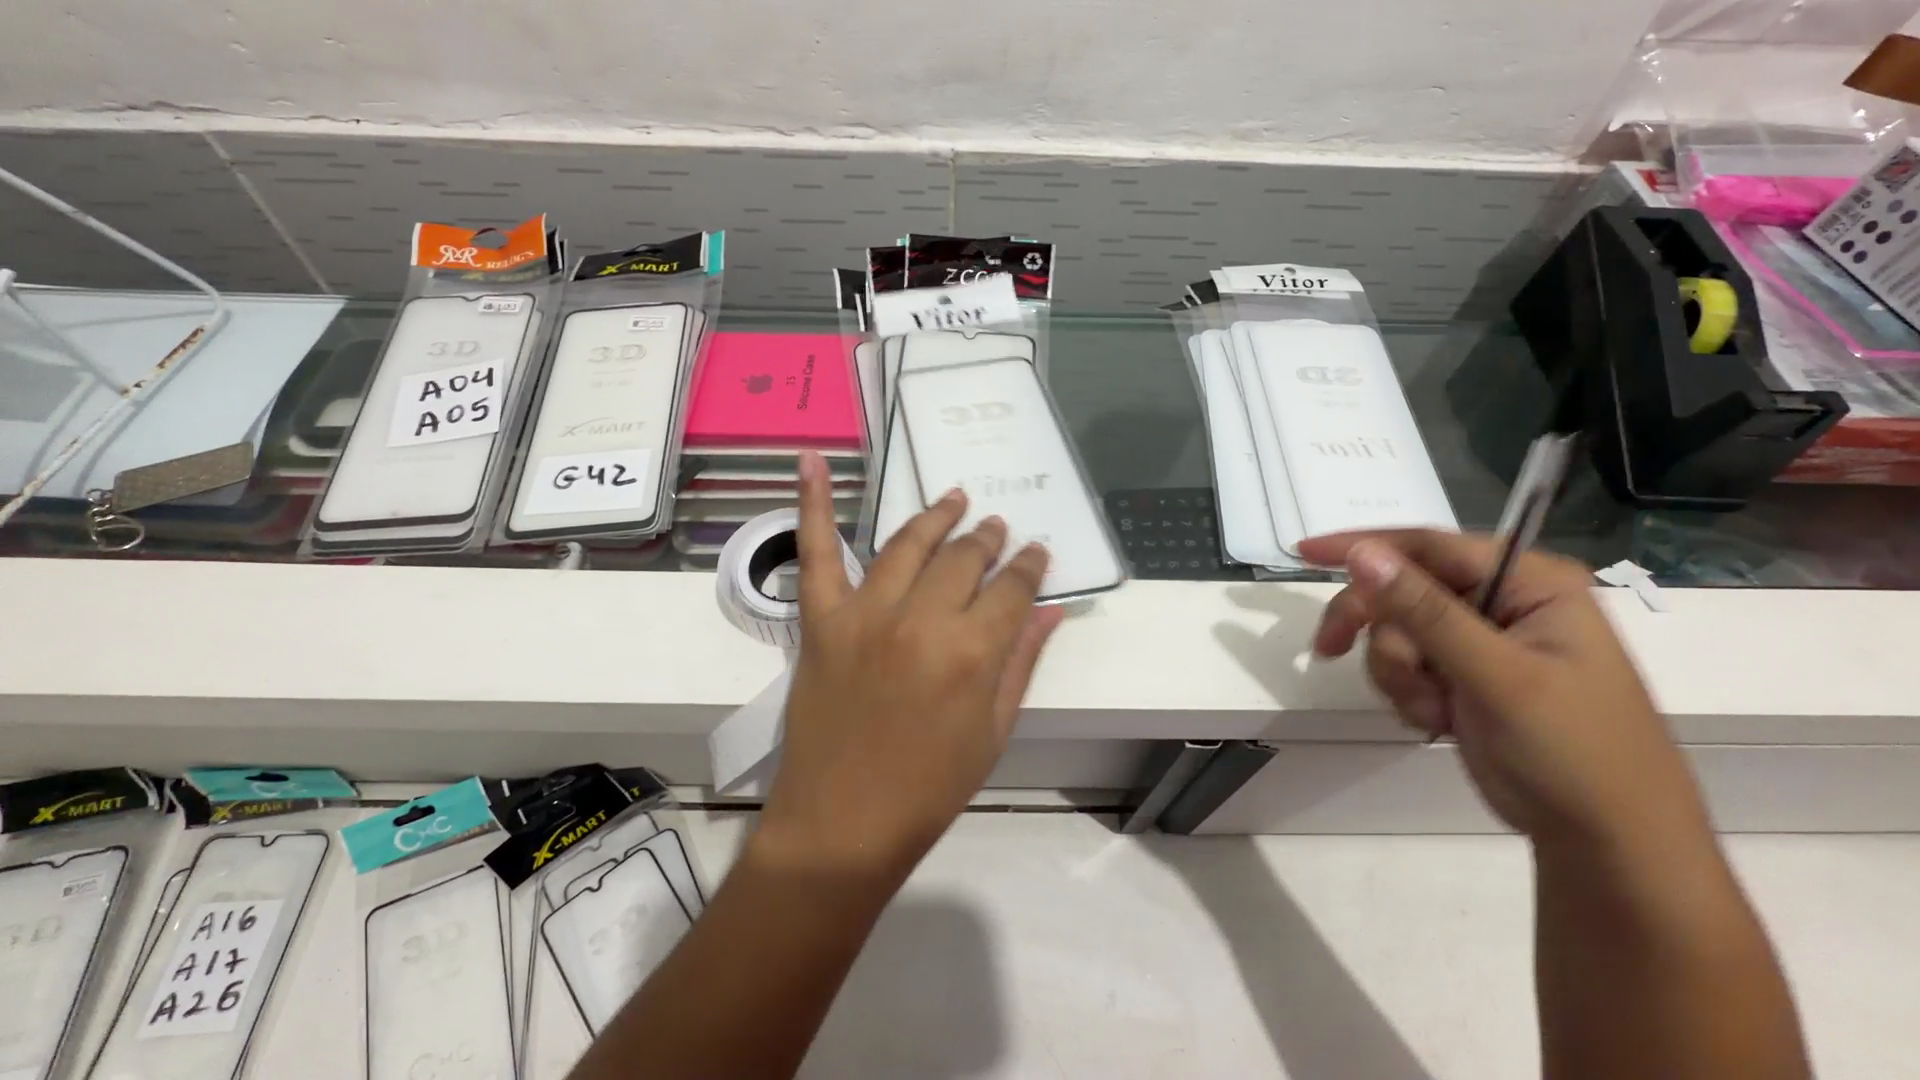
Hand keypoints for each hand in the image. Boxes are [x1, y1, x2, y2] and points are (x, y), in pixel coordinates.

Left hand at [757, 451, 1064, 879]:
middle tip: (996, 528)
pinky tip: (810, 459)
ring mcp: (867, 614)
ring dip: (936, 517)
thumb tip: (1052, 611)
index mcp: (974, 653)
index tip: (1036, 552)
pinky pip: (815, 552)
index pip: (1014, 588)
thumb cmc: (929, 789)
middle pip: (964, 559)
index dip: (1030, 565)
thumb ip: (1022, 663)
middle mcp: (924, 620)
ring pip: (909, 544)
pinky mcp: (821, 620)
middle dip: (988, 539)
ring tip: (954, 500)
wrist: (843, 823)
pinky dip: (810, 502)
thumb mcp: (993, 732)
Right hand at [1301, 530, 1708, 846]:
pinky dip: (1407, 693)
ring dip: (1397, 672)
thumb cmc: (1573, 750)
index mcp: (1529, 582)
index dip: (1364, 546)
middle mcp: (1503, 601)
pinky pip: (1404, 666)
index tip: (1305, 554)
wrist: (1605, 839)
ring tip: (1433, 710)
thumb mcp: (1498, 676)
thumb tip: (1363, 555)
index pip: (1429, 546)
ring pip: (1394, 632)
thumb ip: (1426, 612)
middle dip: (1376, 627)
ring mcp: (1481, 642)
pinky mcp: (1464, 678)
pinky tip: (1437, 720)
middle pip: (1401, 589)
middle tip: (1327, 651)